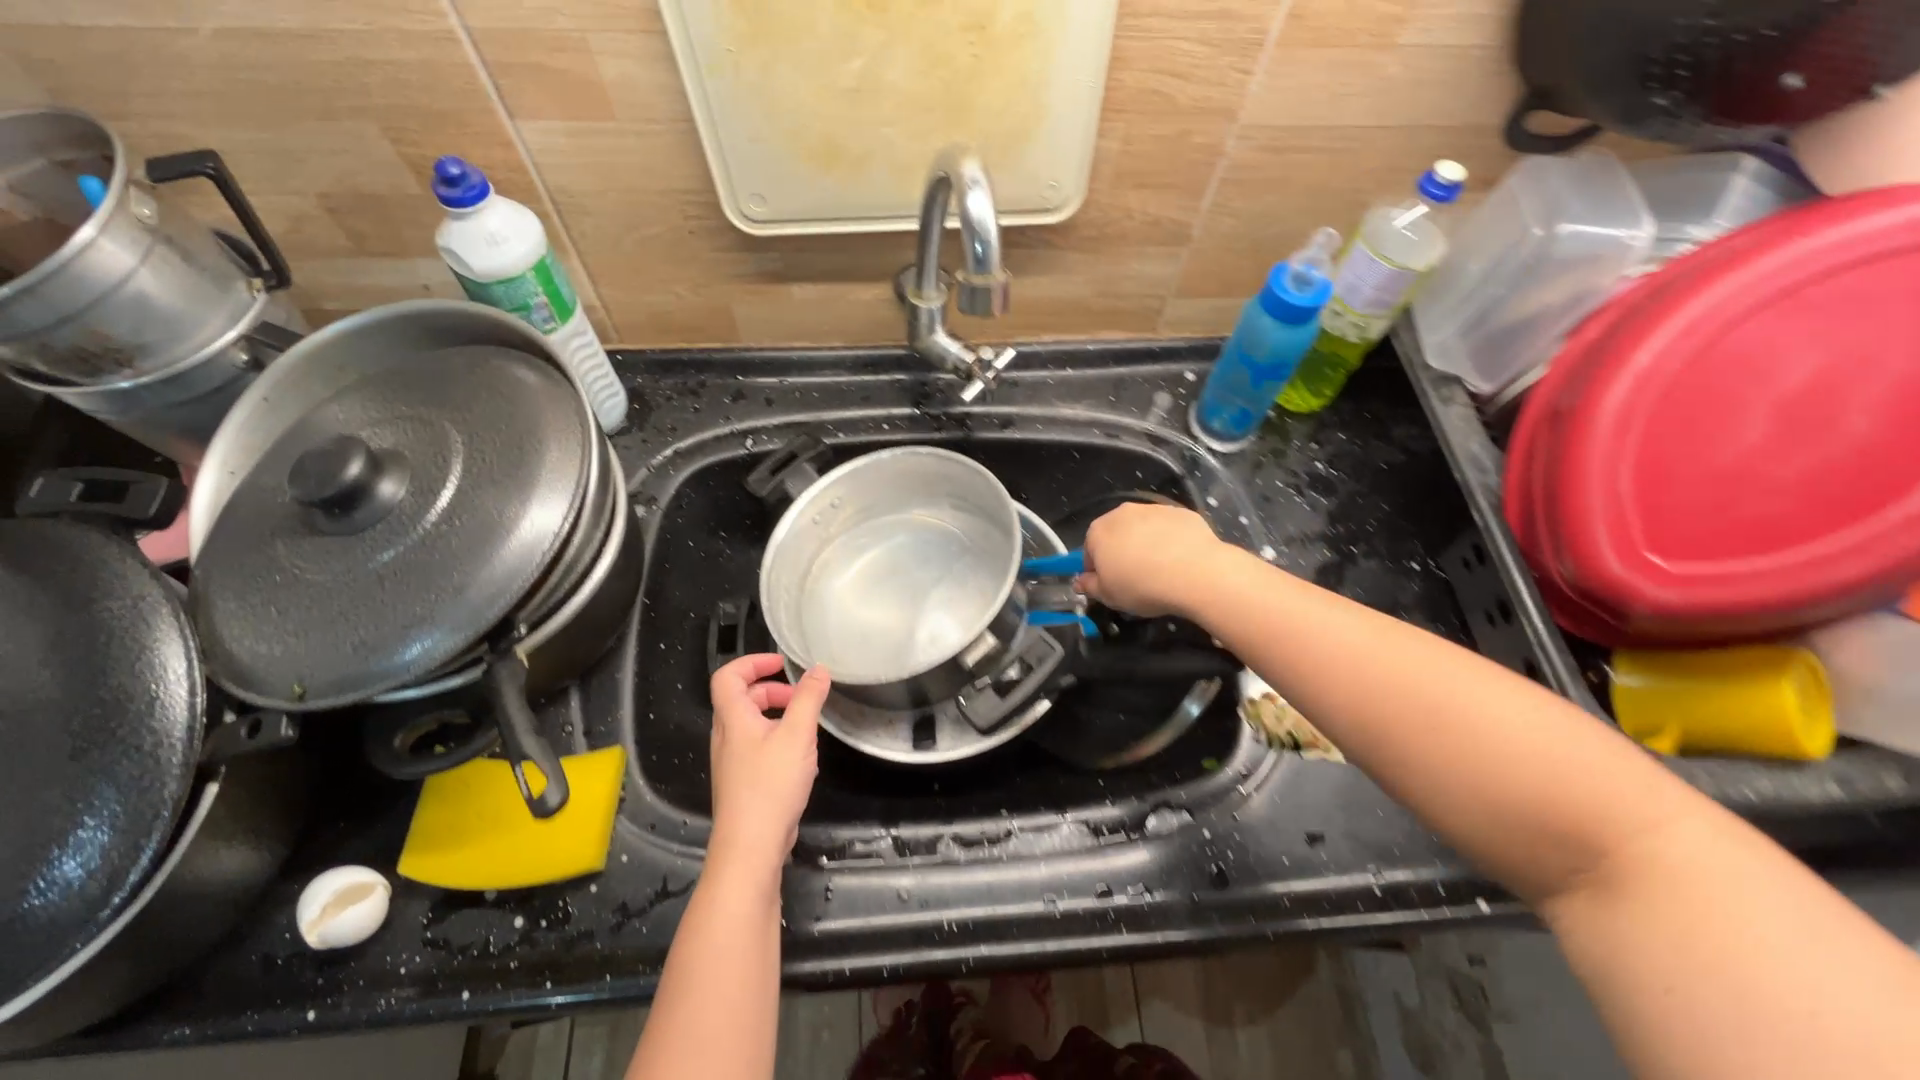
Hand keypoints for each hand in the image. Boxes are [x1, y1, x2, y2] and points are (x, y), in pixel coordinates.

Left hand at [707, 655, 829, 876]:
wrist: (750, 844)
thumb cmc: (771, 784)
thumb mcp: (797, 736)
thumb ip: (809, 699)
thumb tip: (818, 669)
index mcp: (732, 719)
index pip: (728, 676)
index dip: (752, 662)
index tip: (781, 663)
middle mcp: (726, 737)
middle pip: (740, 699)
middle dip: (771, 690)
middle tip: (800, 697)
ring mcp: (731, 761)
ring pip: (750, 725)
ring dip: (776, 716)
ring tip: (805, 727)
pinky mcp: (742, 782)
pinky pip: (756, 748)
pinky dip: (776, 740)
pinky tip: (800, 759)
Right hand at [1076, 503, 1226, 617]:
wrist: (1195, 573)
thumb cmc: (1142, 586)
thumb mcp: (1109, 596)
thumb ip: (1090, 586)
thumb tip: (1081, 581)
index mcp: (1099, 531)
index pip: (1090, 550)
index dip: (1097, 570)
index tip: (1109, 585)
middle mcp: (1123, 513)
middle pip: (1116, 534)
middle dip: (1121, 552)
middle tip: (1134, 578)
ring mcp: (1154, 509)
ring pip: (1143, 529)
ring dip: (1146, 544)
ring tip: (1160, 570)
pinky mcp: (1181, 512)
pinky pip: (1168, 528)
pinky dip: (1170, 541)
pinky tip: (1180, 560)